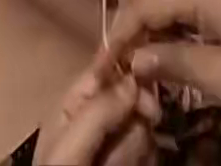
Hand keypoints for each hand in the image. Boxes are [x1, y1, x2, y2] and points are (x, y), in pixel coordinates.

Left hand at [32, 54, 158, 165]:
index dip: (129, 64)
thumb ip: (98, 112)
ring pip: (144, 126)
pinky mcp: (133, 164)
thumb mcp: (68, 151)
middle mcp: (97, 118)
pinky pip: (151, 152)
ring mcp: (116, 144)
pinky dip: (145, 160)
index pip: (105, 67)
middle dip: (137, 114)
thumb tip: (134, 79)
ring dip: (136, 148)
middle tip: (144, 122)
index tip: (149, 73)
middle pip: (133, 95)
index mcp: (74, 104)